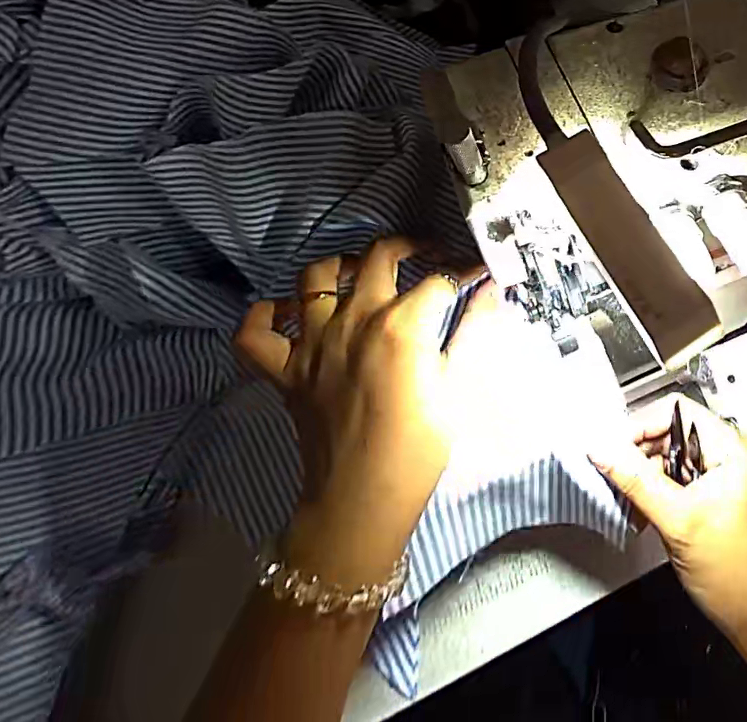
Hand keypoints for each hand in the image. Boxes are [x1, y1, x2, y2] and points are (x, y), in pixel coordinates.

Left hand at [234, 238, 494, 586]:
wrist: (362, 501)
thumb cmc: (420, 446)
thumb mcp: (456, 383)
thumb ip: (472, 328)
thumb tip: (491, 288)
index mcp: (401, 326)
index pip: (438, 280)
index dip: (463, 273)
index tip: (478, 274)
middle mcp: (354, 322)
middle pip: (379, 257)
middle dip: (411, 246)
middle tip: (429, 256)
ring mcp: (312, 345)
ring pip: (313, 277)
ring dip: (341, 266)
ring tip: (363, 273)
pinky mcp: (283, 372)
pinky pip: (255, 331)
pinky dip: (267, 314)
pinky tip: (292, 312)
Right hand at [588, 395, 746, 646]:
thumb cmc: (737, 570)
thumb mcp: (678, 519)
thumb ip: (637, 480)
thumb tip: (604, 450)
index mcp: (729, 446)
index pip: (676, 410)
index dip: (641, 425)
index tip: (614, 447)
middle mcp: (725, 453)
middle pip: (669, 431)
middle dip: (640, 453)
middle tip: (616, 474)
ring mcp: (717, 473)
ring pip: (667, 456)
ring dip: (644, 474)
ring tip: (631, 498)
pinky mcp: (707, 493)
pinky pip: (672, 477)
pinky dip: (653, 490)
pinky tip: (644, 510)